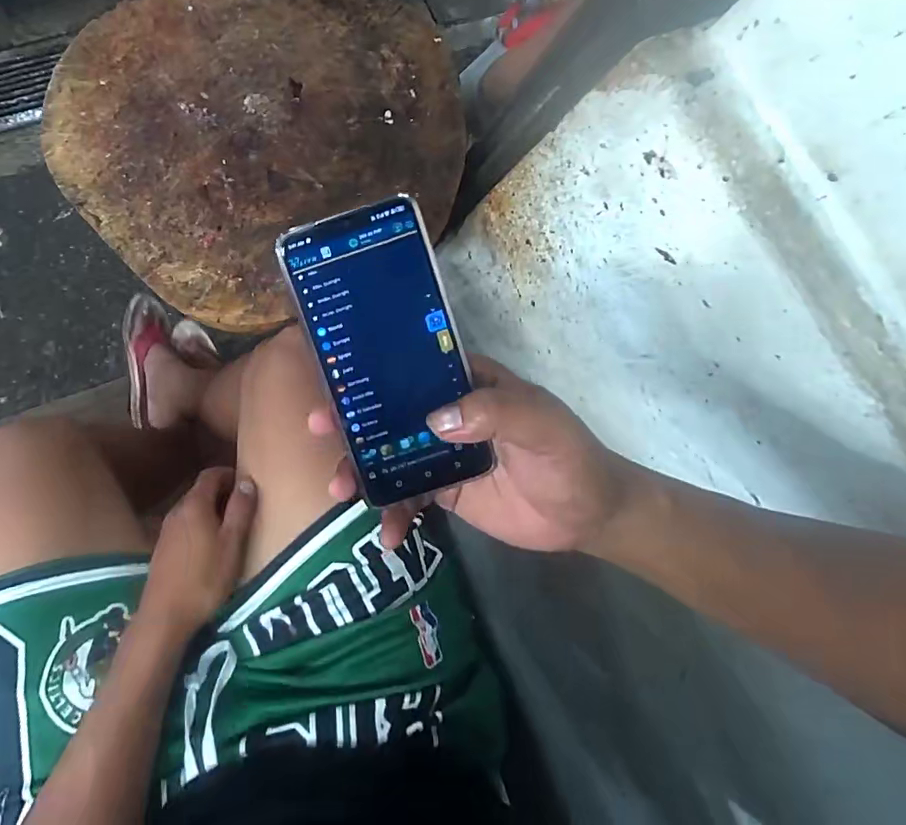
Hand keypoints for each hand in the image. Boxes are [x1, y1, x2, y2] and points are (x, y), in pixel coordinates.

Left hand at [141, 467, 255, 632]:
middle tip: (245, 508)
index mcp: (194, 505)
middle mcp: (176, 512)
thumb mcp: (233, 543)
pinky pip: (185, 526)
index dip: (230, 474)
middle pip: (201, 490)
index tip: (248, 485)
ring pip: (193, 509)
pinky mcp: (162, 550)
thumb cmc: (205, 578)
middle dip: (223, 493)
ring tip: (232, 528)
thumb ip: (241, 509)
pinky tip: (211, 547)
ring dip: (212, 511)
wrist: (164, 619)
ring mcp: (166, 531)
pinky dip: (201, 526)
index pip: (211, 474)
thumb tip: (247, 481)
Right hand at [315, 355, 634, 552]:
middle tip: (319, 427)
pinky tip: (386, 537)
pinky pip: (409, 499)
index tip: (340, 377)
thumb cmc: (568, 456)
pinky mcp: (446, 492)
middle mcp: (452, 413)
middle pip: (394, 411)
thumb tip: (434, 420)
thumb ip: (494, 413)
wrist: (586, 515)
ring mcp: (445, 454)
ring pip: (392, 456)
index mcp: (472, 384)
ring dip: (362, 471)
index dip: (378, 370)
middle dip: (355, 420)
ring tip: (340, 492)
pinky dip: (393, 516)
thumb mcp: (539, 424)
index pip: (419, 368)